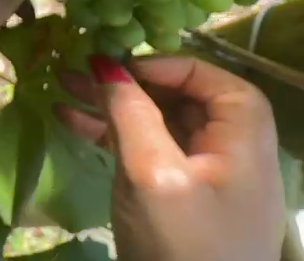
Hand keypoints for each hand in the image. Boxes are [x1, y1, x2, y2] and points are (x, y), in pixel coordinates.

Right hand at [55, 55, 285, 260]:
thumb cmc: (182, 243)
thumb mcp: (151, 173)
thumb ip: (131, 113)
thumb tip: (105, 61)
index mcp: (242, 153)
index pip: (228, 89)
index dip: (179, 67)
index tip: (128, 69)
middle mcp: (228, 161)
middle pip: (188, 100)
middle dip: (132, 79)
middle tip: (82, 69)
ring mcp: (201, 180)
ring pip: (158, 120)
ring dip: (110, 100)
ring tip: (60, 83)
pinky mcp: (175, 196)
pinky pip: (143, 145)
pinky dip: (107, 127)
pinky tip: (66, 117)